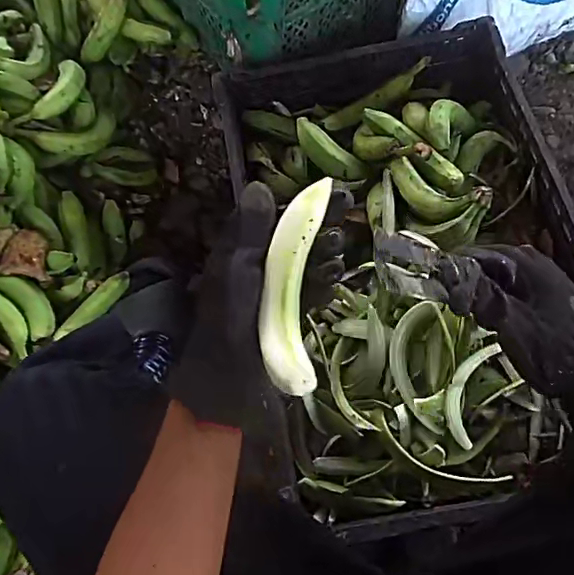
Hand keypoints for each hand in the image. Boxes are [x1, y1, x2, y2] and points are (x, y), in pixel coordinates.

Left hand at [166, 181, 347, 426]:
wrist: (227, 388)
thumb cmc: (228, 324)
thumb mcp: (236, 271)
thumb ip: (250, 232)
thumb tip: (260, 186)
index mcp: (239, 255)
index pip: (276, 220)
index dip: (305, 205)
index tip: (336, 193)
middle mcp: (256, 272)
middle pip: (296, 242)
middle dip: (322, 228)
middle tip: (347, 216)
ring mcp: (272, 297)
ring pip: (306, 268)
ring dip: (324, 258)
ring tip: (338, 252)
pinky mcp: (284, 319)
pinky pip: (308, 297)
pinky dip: (321, 288)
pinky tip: (331, 283)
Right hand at [463, 245, 573, 470]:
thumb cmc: (550, 350)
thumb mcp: (509, 323)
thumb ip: (480, 294)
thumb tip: (449, 271)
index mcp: (526, 261)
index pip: (477, 254)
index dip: (456, 272)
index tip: (441, 292)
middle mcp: (538, 262)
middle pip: (490, 264)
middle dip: (470, 282)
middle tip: (456, 305)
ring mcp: (548, 279)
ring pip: (502, 278)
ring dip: (485, 293)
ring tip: (472, 314)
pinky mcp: (551, 297)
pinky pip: (516, 290)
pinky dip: (501, 301)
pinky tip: (495, 321)